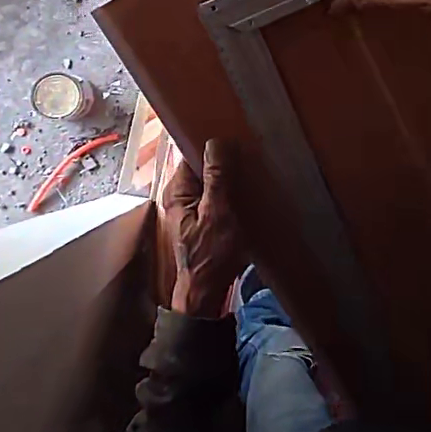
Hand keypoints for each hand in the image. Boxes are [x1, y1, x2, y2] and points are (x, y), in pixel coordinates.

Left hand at [164, 139, 244, 317]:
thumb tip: (217, 142)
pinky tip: (249, 189)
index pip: (192, 153)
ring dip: (231, 176)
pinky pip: (218, 194)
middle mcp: (181, 195)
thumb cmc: (211, 256)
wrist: (207, 294)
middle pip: (203, 165)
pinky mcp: (205, 217)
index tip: (236, 137)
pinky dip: (232, 190)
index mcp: (177, 190)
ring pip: (212, 180)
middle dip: (225, 159)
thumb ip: (217, 179)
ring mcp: (192, 206)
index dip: (212, 144)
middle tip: (250, 152)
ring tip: (253, 168)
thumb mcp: (217, 214)